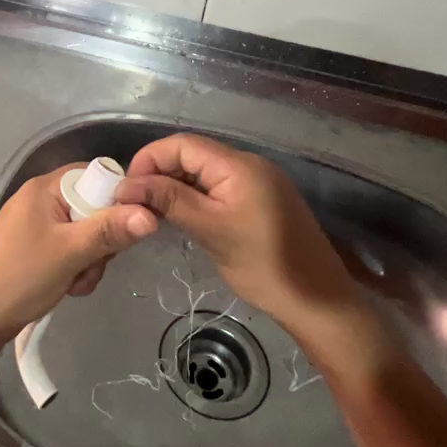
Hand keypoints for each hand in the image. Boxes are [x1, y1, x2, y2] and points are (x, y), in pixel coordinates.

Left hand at [0, 164, 157, 343]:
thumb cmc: (22, 276)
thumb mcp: (70, 253)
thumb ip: (109, 231)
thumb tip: (151, 214)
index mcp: (44, 188)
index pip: (94, 175)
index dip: (116, 198)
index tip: (126, 227)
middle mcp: (40, 199)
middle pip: (92, 207)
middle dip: (100, 241)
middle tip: (93, 263)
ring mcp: (35, 224)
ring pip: (84, 234)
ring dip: (89, 261)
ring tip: (75, 281)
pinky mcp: (35, 247)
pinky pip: (69, 249)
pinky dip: (75, 268)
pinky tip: (67, 287)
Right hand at [115, 134, 370, 345]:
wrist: (319, 303)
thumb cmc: (264, 266)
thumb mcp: (210, 231)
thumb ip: (169, 200)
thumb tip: (127, 185)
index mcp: (239, 165)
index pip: (182, 144)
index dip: (149, 160)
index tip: (126, 189)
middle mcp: (249, 165)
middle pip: (192, 154)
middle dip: (159, 173)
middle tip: (133, 202)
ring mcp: (258, 183)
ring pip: (204, 173)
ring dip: (175, 186)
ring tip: (150, 211)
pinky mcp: (261, 201)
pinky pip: (219, 188)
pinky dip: (195, 197)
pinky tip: (180, 217)